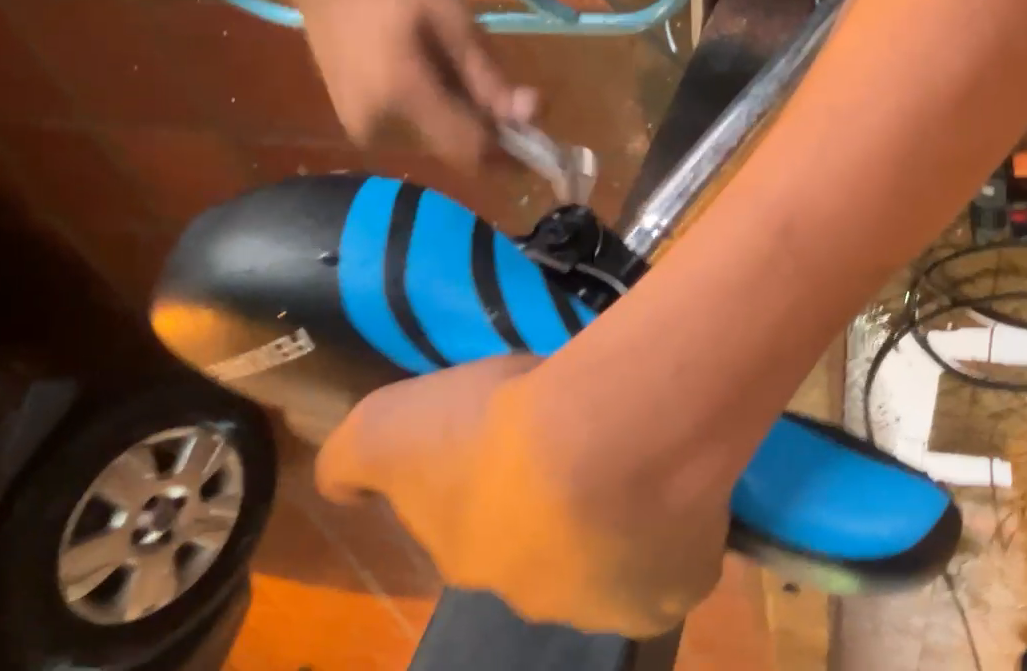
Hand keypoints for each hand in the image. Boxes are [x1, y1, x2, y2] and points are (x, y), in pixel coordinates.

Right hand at [289, 0, 536, 168]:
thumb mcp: (450, 16)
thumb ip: (487, 72)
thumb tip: (528, 116)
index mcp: (403, 96)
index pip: (471, 150)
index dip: (512, 153)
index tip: (542, 138)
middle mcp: (381, 126)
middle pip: (458, 147)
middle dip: (495, 132)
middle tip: (514, 96)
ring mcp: (365, 129)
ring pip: (441, 140)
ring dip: (469, 120)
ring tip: (464, 72)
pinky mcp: (360, 124)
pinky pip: (419, 129)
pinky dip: (442, 113)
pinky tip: (439, 76)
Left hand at [315, 356, 729, 636]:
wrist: (605, 442)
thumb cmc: (495, 432)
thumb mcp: (390, 426)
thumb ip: (354, 458)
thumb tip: (341, 488)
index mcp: (475, 553)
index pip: (481, 521)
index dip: (501, 470)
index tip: (527, 423)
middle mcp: (537, 594)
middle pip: (551, 547)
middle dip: (564, 503)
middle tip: (592, 433)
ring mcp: (613, 603)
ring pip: (620, 561)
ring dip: (629, 519)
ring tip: (648, 449)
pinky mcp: (677, 589)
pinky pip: (681, 561)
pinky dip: (683, 528)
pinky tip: (684, 480)